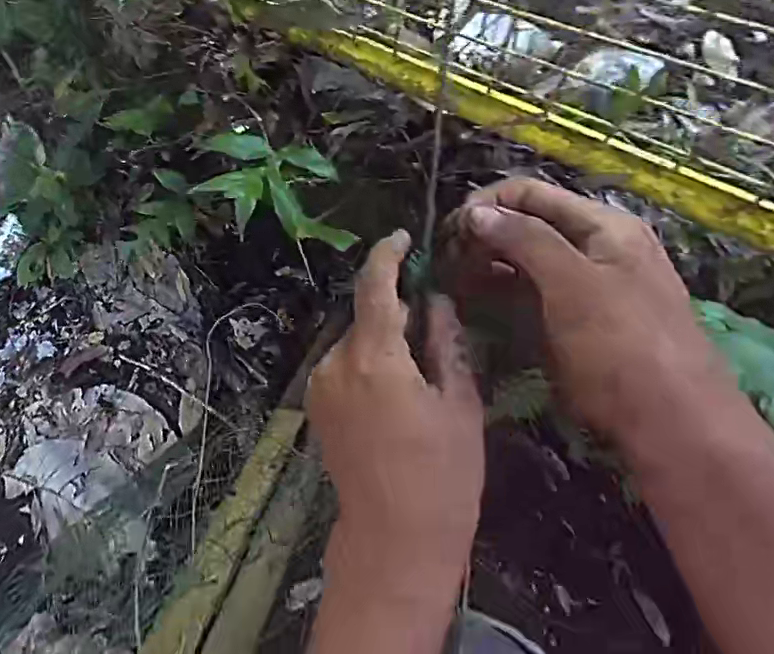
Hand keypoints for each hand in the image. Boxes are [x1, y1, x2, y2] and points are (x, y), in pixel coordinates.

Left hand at [308, 229, 483, 554]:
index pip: (374, 286)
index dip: (386, 255)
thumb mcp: (459, 406)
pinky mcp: (315, 399)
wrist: (392, 535)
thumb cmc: (442, 475)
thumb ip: (445, 343)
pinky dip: (367, 362)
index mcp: (374, 357)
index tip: (401, 238)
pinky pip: (343, 363)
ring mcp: (320, 380)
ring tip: (418, 378)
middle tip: (432, 328)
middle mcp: (336, 359)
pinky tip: (393, 396)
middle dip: (396, 311)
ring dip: (382, 341)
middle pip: (366, 315)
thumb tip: (436, 300)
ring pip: (355, 340)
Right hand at [443, 177, 726, 442]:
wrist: (675, 429)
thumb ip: (523, 238)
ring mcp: (583, 282)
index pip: (527, 193)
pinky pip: (524, 287)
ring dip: (481, 261)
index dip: (484, 205)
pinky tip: (471, 298)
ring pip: (518, 255)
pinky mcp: (572, 315)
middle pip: (521, 221)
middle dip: (479, 234)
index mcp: (603, 226)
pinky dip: (495, 286)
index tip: (449, 233)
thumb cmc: (624, 347)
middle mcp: (593, 246)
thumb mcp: (572, 283)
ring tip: (451, 279)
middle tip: (445, 260)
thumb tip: (474, 212)